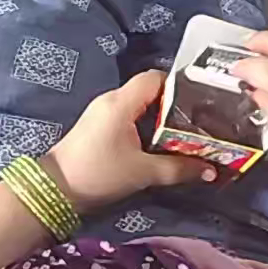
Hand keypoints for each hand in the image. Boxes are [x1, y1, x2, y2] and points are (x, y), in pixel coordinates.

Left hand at [44, 71, 216, 210]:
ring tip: (184, 133)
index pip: (155, 78)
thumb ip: (179, 169)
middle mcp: (111, 100)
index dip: (179, 86)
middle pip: (149, 91)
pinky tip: (160, 142)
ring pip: (139, 105)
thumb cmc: (99, 174)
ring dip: (160, 118)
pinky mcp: (98, 126)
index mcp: (121, 102)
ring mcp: (102, 112)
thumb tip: (211, 171)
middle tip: (198, 121)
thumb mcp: (143, 173)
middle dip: (174, 105)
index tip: (199, 103)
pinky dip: (145, 125)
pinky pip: (128, 116)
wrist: (56, 190)